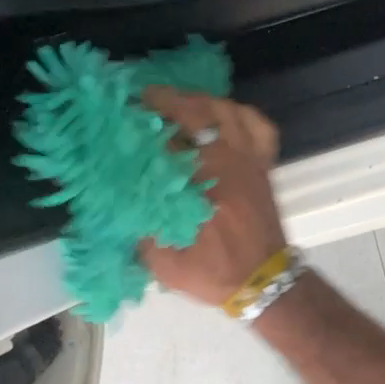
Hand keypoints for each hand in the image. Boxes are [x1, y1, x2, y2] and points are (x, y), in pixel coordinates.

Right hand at [140, 87, 286, 307]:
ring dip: (200, 102)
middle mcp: (228, 166)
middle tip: (144, 99)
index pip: (169, 142)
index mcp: (201, 189)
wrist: (265, 284)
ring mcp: (250, 162)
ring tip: (177, 103)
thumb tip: (119, 195)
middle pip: (199, 115)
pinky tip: (222, 115)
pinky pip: (258, 127)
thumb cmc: (214, 274)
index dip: (145, 124)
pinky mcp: (264, 166)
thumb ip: (142, 228)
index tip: (124, 113)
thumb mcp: (165, 262)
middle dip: (169, 101)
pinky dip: (239, 114)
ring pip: (227, 112)